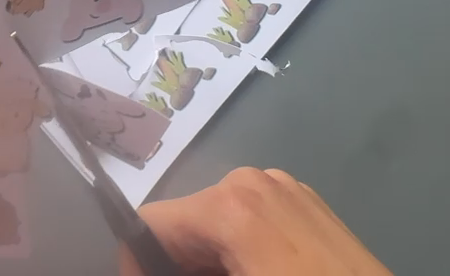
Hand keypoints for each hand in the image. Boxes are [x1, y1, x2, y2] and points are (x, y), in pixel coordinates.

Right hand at [121, 168, 391, 275]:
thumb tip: (141, 271)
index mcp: (230, 205)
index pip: (150, 224)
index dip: (136, 264)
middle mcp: (252, 182)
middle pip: (186, 223)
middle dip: (179, 264)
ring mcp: (287, 190)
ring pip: (218, 224)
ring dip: (210, 263)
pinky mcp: (313, 207)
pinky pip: (254, 223)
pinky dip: (244, 255)